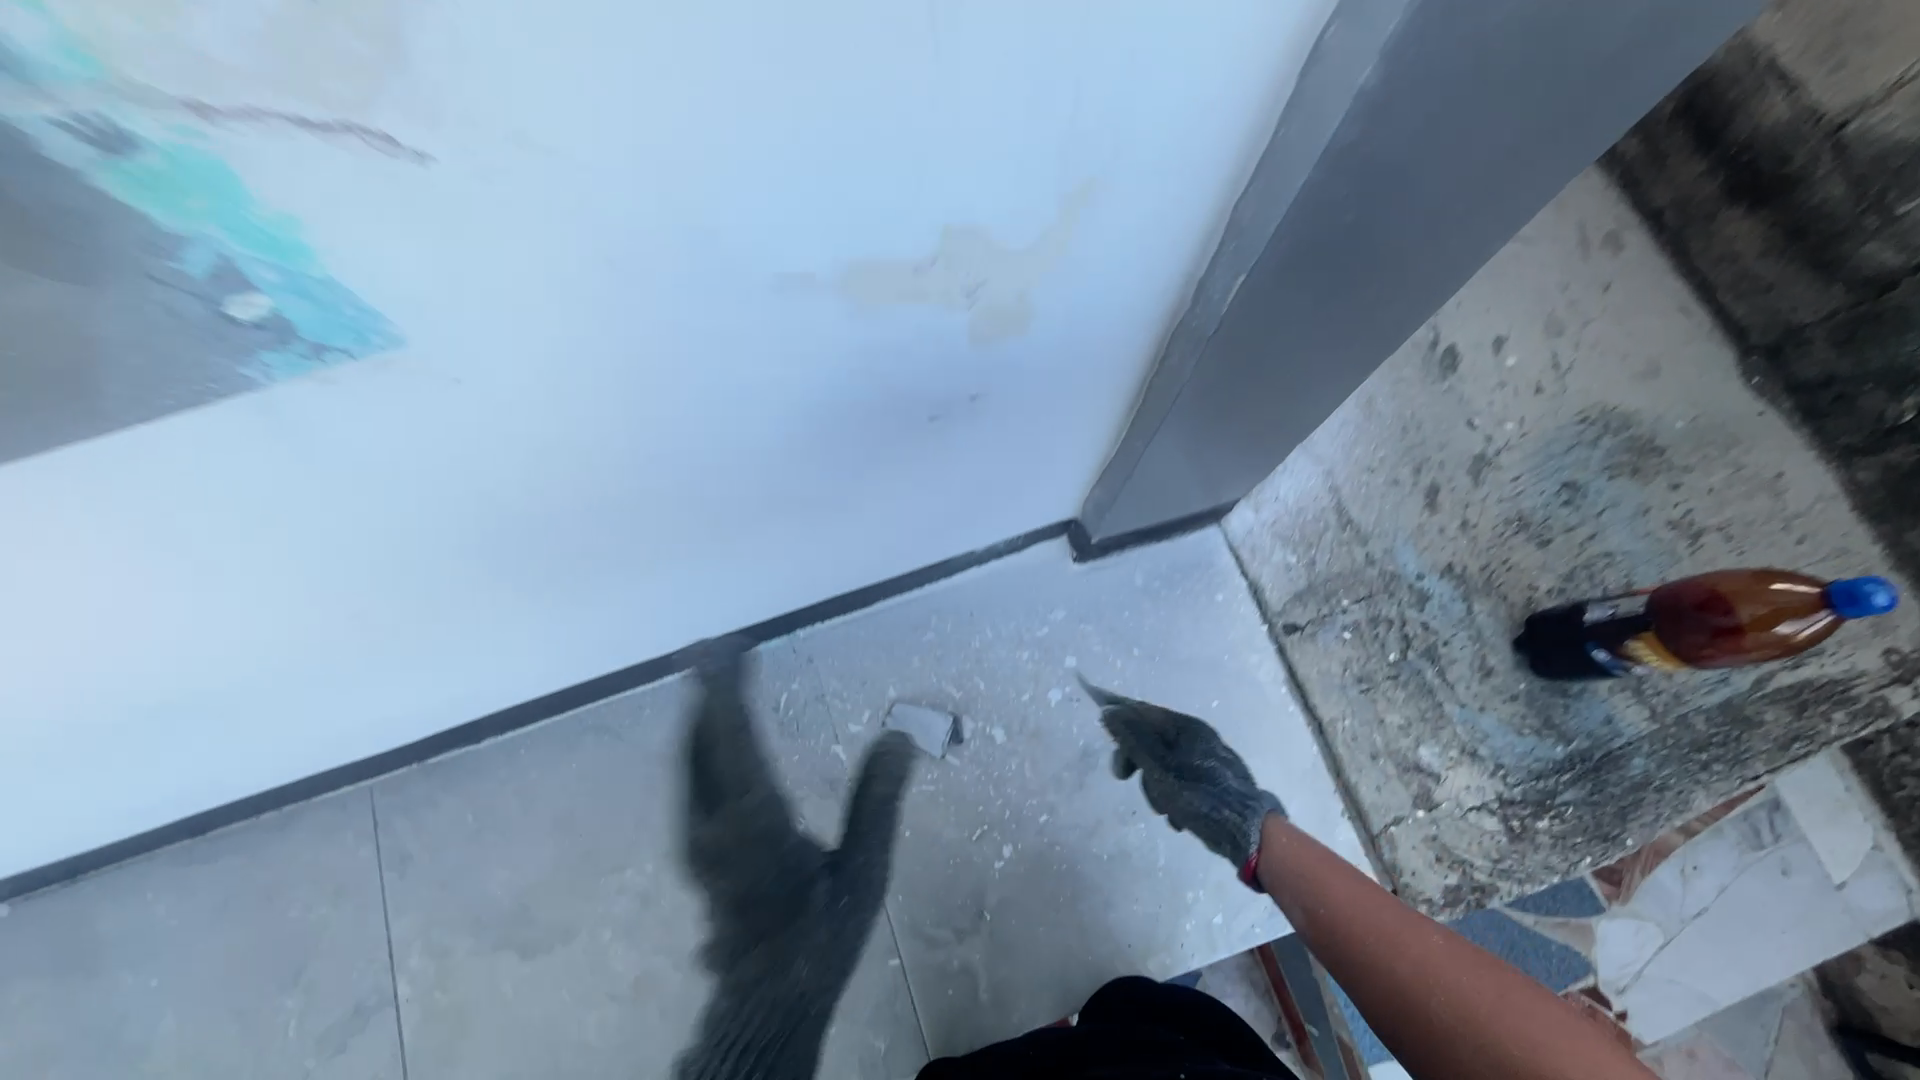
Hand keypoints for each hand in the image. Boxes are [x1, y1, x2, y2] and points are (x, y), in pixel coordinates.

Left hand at [674, 636, 916, 1079]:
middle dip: (706, 687)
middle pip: (699, 738)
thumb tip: (899, 737)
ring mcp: (694, 836)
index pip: (735, 736)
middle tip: (718, 644)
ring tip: (712, 672)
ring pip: (686, 756)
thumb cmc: (821, 933)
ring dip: (698, 710)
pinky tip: (708, 728)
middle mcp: (712, 822)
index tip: (734, 646)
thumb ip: (877, 802)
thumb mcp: (863, 871)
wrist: (767, 996)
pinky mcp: (692, 845)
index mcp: (756, 821)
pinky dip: (696, 737)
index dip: (729, 686)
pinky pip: (688, 775)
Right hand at [1080, 676, 1283, 885]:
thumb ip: (1134, 741)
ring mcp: (1206, 761)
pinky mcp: (1211, 783)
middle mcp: (1197, 738)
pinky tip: (1178, 818)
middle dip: (1137, 762)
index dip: (1121, 719)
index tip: (1105, 733)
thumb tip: (1110, 712)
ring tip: (1166, 810)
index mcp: (1186, 728)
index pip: (1144, 712)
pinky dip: (1173, 798)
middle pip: (1151, 740)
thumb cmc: (1201, 798)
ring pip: (1163, 766)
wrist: (1250, 835)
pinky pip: (1179, 783)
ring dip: (1156, 788)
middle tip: (1123, 778)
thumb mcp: (1160, 770)